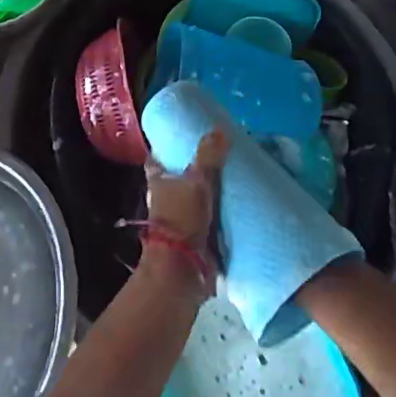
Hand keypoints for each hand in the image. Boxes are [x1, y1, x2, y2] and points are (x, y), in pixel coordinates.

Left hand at [145, 127, 229, 250]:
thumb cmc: (181, 218)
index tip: (181, 137)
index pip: (157, 158)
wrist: (183, 269)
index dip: (165, 148)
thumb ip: (207, 157)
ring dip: (208, 194)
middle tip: (218, 156)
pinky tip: (238, 207)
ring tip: (233, 179)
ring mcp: (180, 220)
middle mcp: (165, 199)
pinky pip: (209, 220)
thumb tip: (219, 127)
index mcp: (158, 181)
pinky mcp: (196, 239)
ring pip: (193, 199)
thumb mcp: (196, 182)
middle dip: (193, 171)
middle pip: (177, 178)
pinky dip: (220, 215)